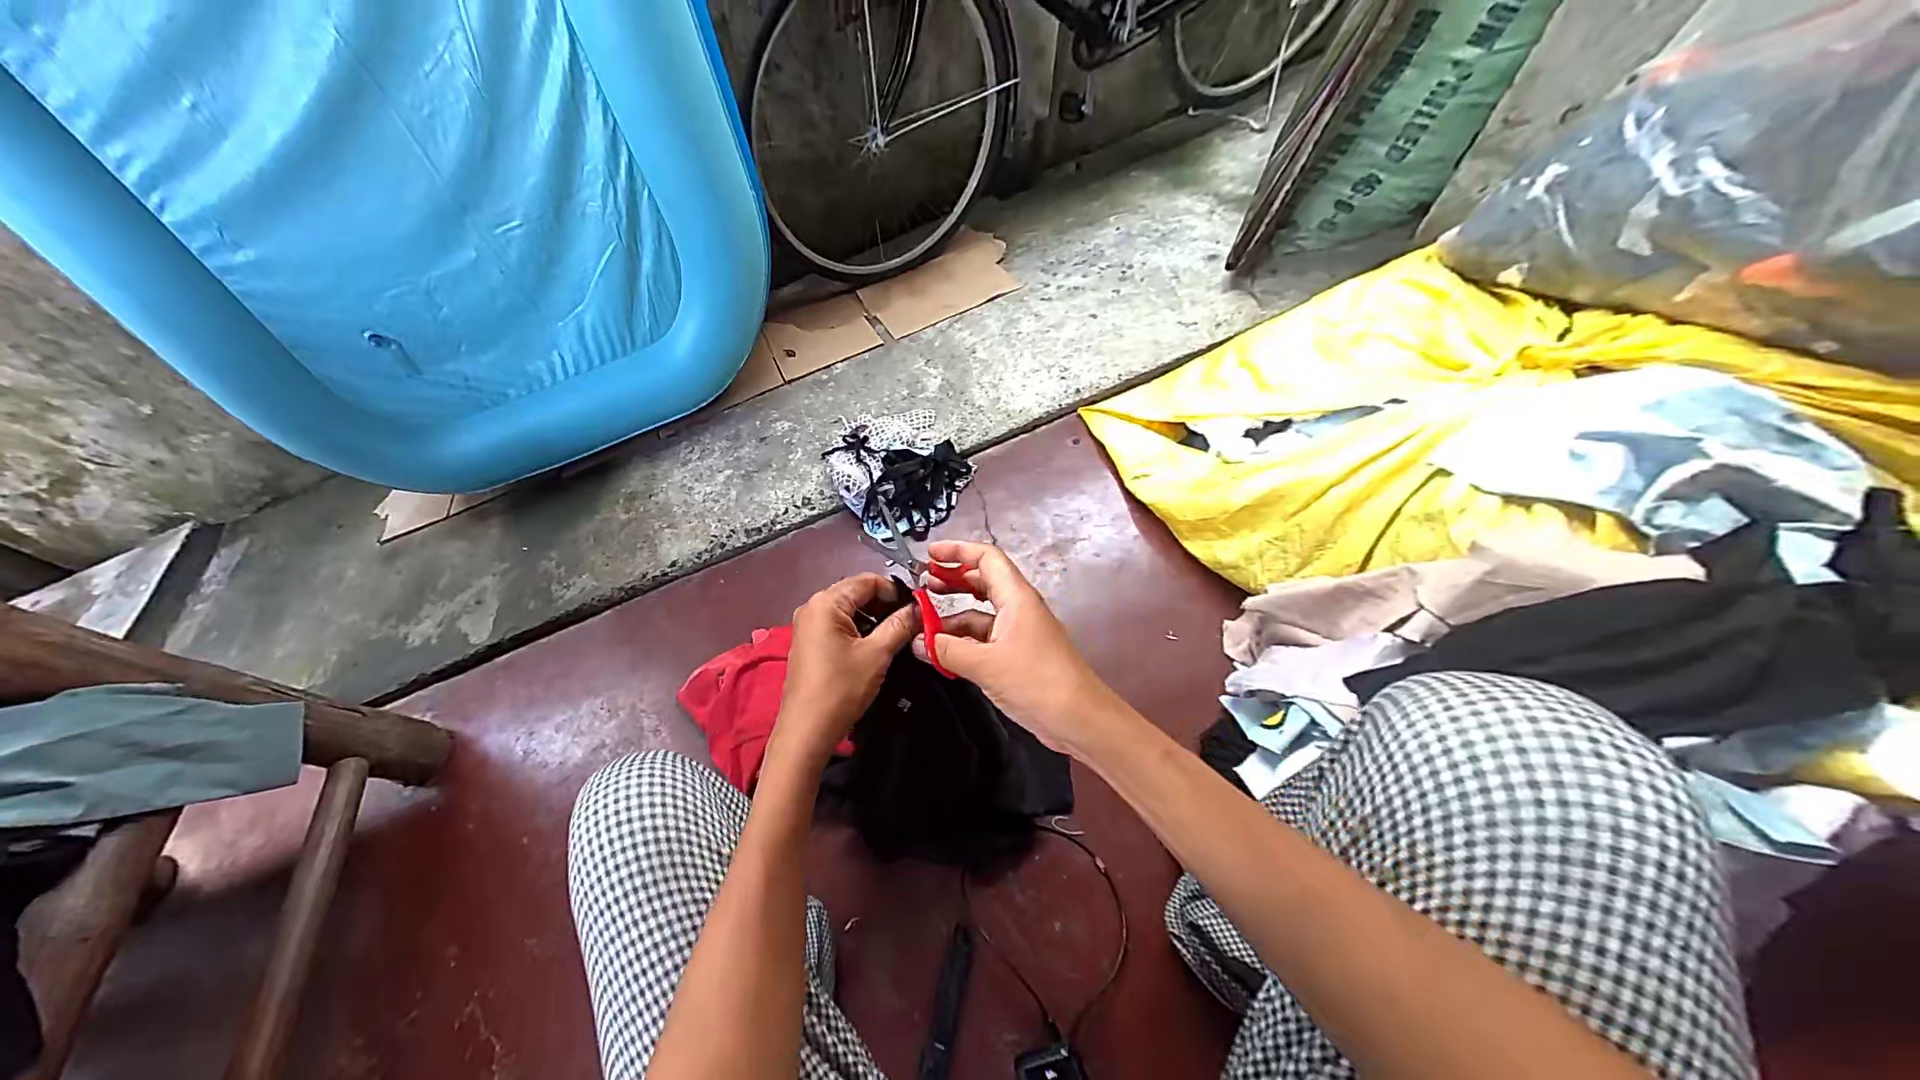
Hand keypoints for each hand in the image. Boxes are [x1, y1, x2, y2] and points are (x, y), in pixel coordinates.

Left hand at [769, 573, 917, 771]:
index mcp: (826, 603)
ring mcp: (808, 625)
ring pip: (849, 610)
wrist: (807, 731)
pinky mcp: (809, 643)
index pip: (868, 580)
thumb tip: (919, 608)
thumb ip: (900, 625)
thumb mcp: (878, 654)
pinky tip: (877, 646)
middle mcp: (812, 607)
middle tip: (912, 621)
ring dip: (874, 618)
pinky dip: (859, 630)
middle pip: (857, 593)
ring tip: (898, 635)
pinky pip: (839, 625)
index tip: (918, 607)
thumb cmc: (840, 689)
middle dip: (885, 604)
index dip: (896, 591)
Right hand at [913, 541, 1125, 757]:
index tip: (931, 554)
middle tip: (925, 583)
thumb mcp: (985, 664)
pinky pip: (985, 638)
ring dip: (954, 616)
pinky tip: (942, 652)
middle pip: (983, 581)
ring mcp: (1019, 632)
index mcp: (1017, 598)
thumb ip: (948, 650)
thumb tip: (922, 642)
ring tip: (926, 622)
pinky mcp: (1018, 655)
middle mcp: (1019, 609)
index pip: (986, 558)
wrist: (1079, 718)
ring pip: (981, 613)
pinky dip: (963, 641)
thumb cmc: (1040, 683)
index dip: (957, 551)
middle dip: (953, 579)